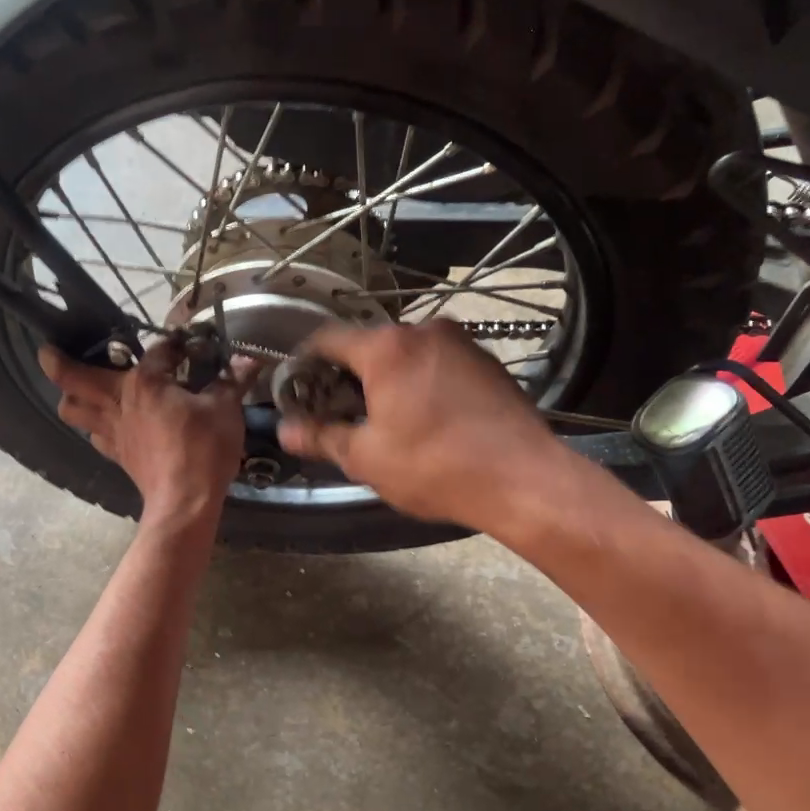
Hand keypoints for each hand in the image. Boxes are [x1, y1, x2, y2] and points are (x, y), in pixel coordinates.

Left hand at [39, 341, 260, 525]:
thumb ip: (232, 382)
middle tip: (48, 352)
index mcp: (144, 382)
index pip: (158, 351)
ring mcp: (112, 431)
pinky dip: (95, 427)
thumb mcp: (225, 409)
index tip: (188, 344)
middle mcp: (118, 401)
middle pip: (73, 378)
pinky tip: (106, 426)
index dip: (174, 344)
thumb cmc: (203, 449)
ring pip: (73, 410)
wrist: (185, 501)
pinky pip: (95, 436)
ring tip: (77, 390)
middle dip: (57, 363)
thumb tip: (250, 360)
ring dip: (71, 398)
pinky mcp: (117, 454)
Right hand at [276, 320, 579, 528]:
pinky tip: (422, 420)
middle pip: (368, 346)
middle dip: (348, 377)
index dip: (304, 364)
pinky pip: (437, 364)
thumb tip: (286, 431)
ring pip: (405, 355)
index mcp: (386, 347)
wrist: (523, 479)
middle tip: (337, 414)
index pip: (327, 340)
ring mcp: (461, 342)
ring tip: (381, 422)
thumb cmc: (437, 467)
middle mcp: (424, 331)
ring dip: (386, 381)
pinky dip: (420, 384)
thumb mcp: (366, 458)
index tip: (297, 391)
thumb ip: (321, 437)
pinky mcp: (487, 361)